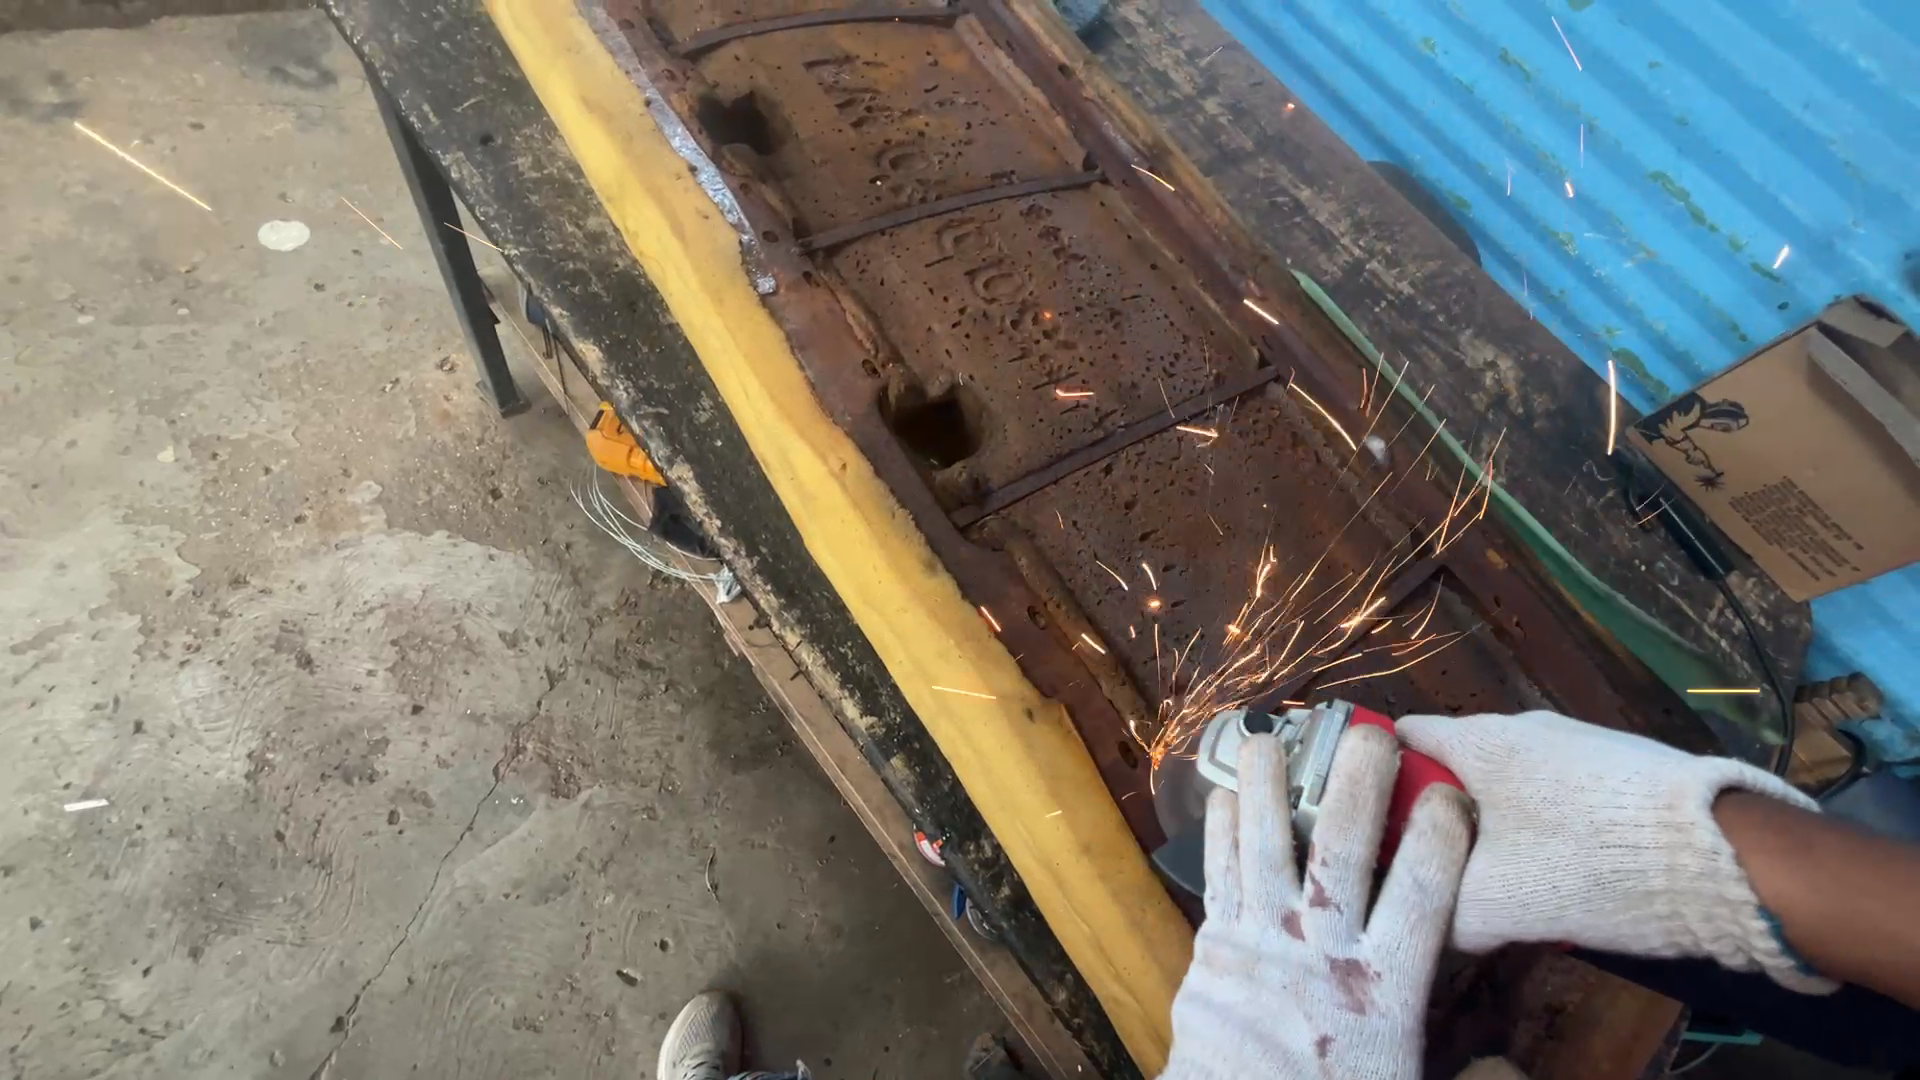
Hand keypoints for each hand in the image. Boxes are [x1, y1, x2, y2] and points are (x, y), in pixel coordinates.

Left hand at [1159, 724, 1473, 1079]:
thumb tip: (1512, 1068)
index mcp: (1383, 986)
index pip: (1422, 900)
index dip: (1439, 844)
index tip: (1451, 795)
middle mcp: (1321, 944)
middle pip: (1341, 851)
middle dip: (1356, 788)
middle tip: (1367, 735)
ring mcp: (1261, 933)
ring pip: (1265, 843)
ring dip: (1267, 787)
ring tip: (1269, 737)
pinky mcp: (1215, 936)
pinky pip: (1218, 872)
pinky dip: (1219, 830)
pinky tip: (1221, 794)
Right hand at [1396, 710, 1835, 992]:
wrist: (1740, 859)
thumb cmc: (1589, 862)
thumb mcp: (1499, 903)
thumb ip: (1440, 910)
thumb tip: (1419, 920)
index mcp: (1474, 741)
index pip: (1400, 735)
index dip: (1382, 773)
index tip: (1384, 818)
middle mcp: (1517, 724)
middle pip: (1456, 759)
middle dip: (1446, 805)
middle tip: (1455, 859)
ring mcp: (1577, 735)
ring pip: (1512, 773)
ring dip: (1505, 812)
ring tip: (1527, 869)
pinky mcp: (1628, 756)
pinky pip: (1564, 781)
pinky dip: (1556, 814)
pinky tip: (1585, 862)